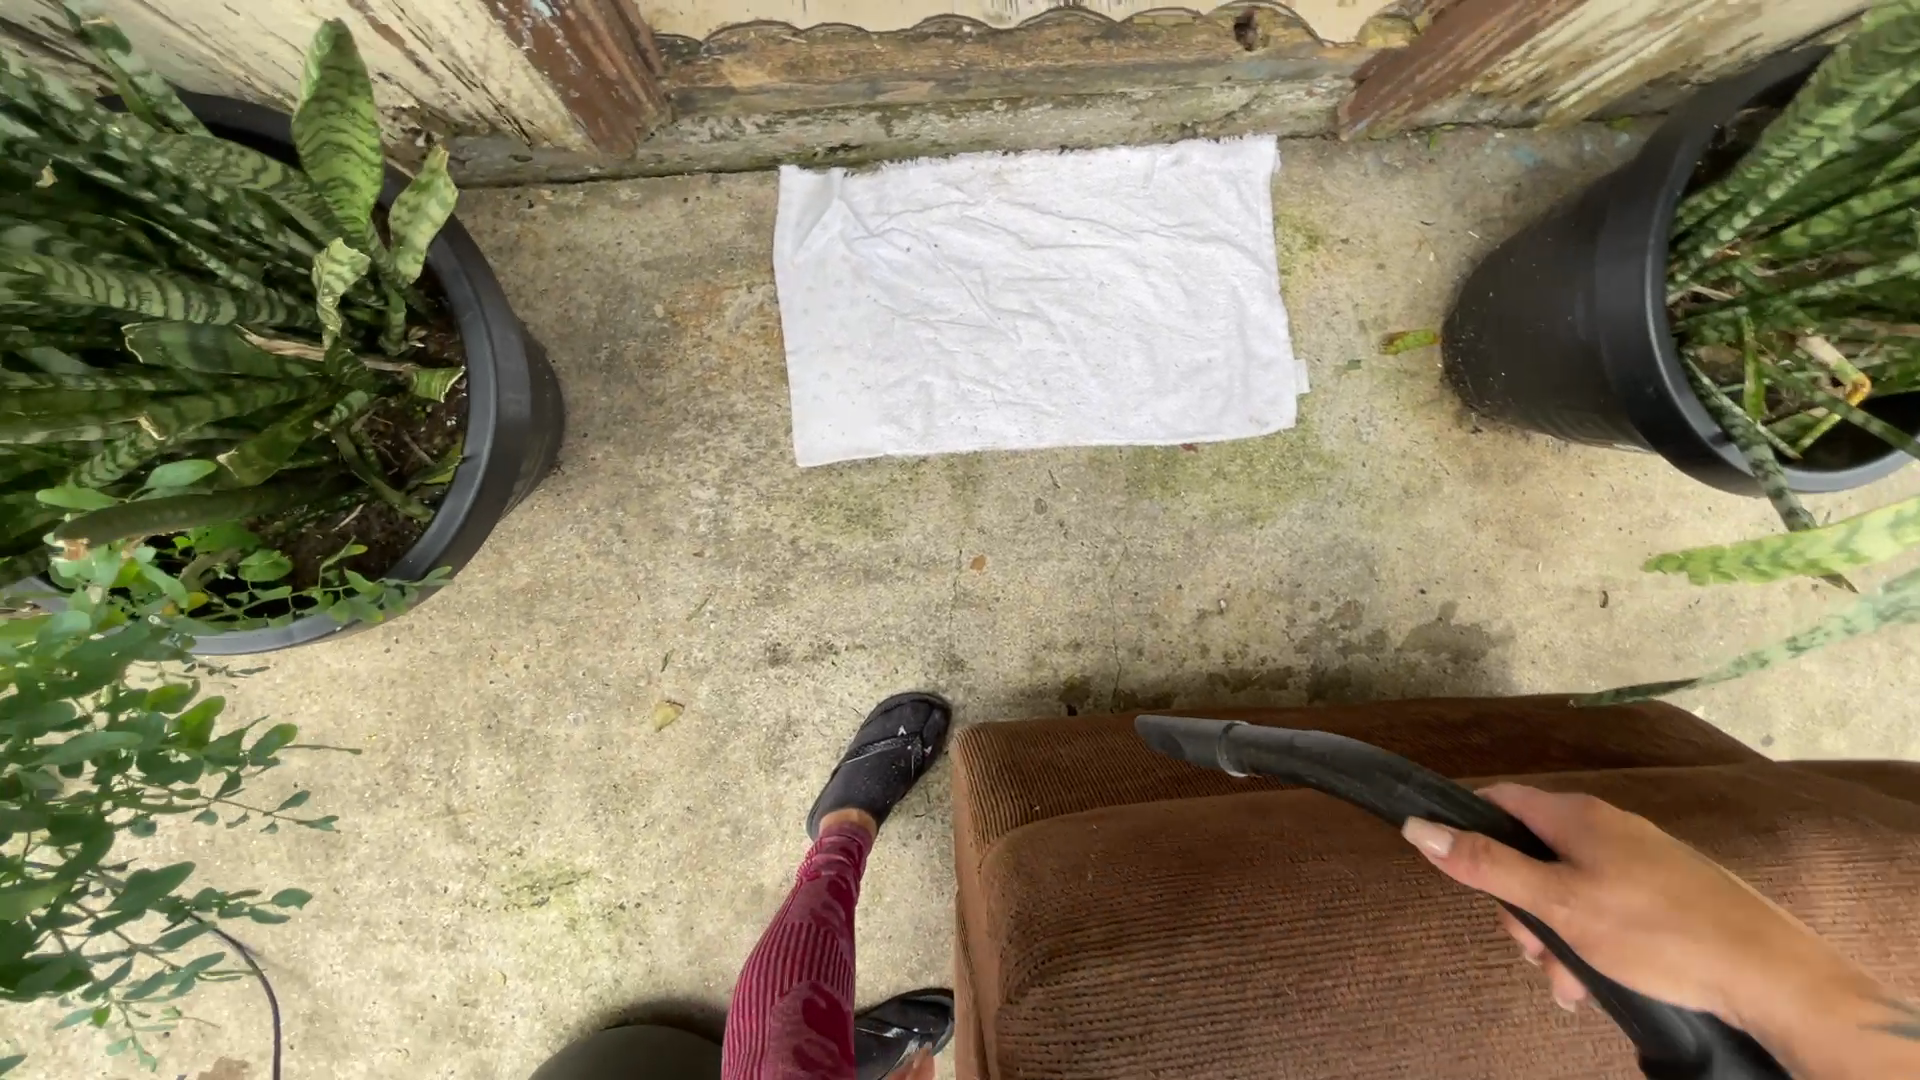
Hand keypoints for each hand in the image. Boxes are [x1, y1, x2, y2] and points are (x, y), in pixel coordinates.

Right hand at [1398, 783, 1871, 1026]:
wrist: (1782, 983)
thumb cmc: (1655, 932)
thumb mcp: (1556, 903)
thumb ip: (1485, 864)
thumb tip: (1416, 825)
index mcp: (1574, 815)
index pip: (1497, 799)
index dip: (1468, 828)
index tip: (1462, 872)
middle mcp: (1604, 825)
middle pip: (1529, 850)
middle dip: (1517, 901)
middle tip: (1528, 948)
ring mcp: (1640, 858)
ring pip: (1566, 884)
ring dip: (1552, 930)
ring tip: (1567, 980)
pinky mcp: (1669, 891)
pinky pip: (1605, 903)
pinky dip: (1589, 936)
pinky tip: (1597, 980)